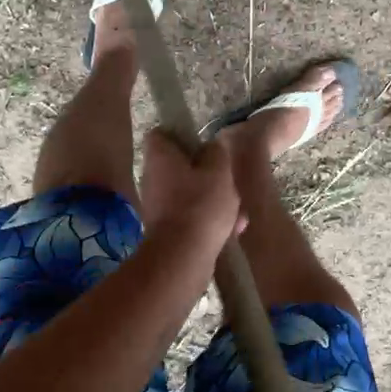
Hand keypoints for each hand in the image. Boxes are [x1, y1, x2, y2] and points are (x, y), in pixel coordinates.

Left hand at [138, 128, 241, 253]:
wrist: (182, 258)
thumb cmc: (199, 205)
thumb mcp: (219, 171)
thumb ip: (217, 152)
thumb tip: (212, 146)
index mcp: (159, 156)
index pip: (161, 134)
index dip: (181, 134)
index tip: (203, 142)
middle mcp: (152, 177)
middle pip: (179, 166)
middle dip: (207, 173)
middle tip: (228, 179)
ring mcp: (157, 205)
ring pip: (189, 193)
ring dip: (214, 200)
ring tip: (239, 212)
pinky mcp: (166, 229)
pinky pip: (190, 216)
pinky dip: (209, 221)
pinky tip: (233, 231)